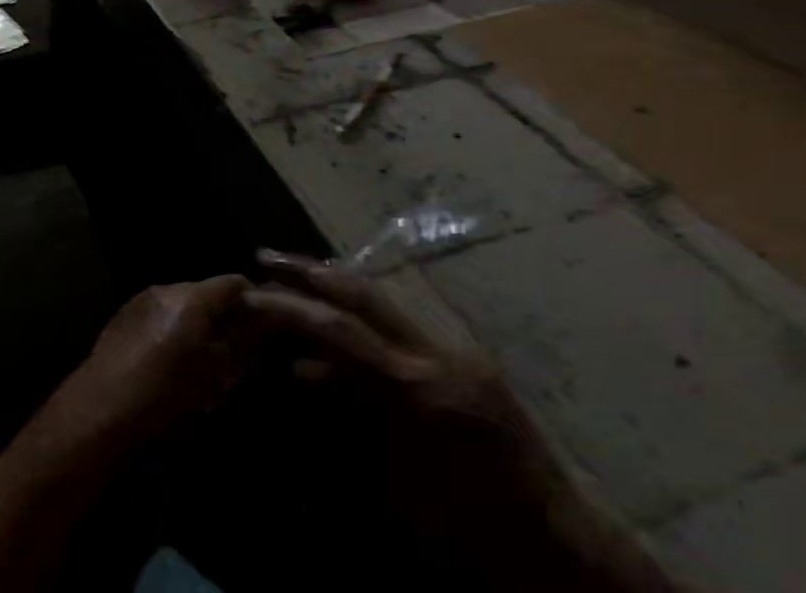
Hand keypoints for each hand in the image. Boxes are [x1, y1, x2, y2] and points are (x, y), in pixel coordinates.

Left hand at [48, 275, 261, 446]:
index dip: (253, 298)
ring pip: (183, 302)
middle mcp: (166, 288)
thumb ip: (239, 342)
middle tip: (236, 347)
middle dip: (224, 314)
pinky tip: (173, 357)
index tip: (265, 320)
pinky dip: (175, 325)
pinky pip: (161, 311)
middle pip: (206, 291)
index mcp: (191, 298)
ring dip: (198, 321)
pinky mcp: (125, 313)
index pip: (233, 283)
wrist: (102, 406)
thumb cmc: (164, 393)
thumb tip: (257, 325)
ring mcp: (142, 299)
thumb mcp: (213, 373)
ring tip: (204, 358)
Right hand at [246, 251, 571, 540]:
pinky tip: (345, 324)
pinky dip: (367, 316)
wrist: (556, 548)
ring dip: (338, 286)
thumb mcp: (392, 477)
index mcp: (419, 388)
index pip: (340, 329)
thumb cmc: (465, 525)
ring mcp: (460, 354)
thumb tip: (301, 370)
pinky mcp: (469, 362)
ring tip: (298, 274)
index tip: (248, 294)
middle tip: (267, 256)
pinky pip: (406, 326)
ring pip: (388, 301)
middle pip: (365, 294)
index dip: (289, 308)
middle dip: (311, 272)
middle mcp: (441, 356)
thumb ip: (347, 410)